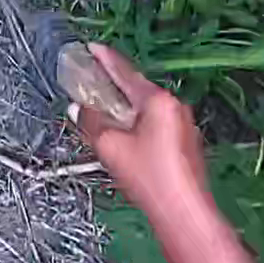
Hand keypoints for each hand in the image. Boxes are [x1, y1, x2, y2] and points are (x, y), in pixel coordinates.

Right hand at [69, 44, 205, 213]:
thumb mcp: (109, 146)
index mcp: (158, 101)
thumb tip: (78, 109)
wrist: (184, 215)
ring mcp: (183, 124)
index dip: (105, 58)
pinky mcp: (184, 142)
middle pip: (136, 89)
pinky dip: (136, 121)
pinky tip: (123, 132)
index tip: (91, 47)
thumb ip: (91, 122)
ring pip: (146, 107)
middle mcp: (174, 107)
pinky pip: (155, 122)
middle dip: (112, 85)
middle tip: (91, 80)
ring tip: (102, 108)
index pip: (125, 72)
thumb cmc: (149, 177)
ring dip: (124, 106)